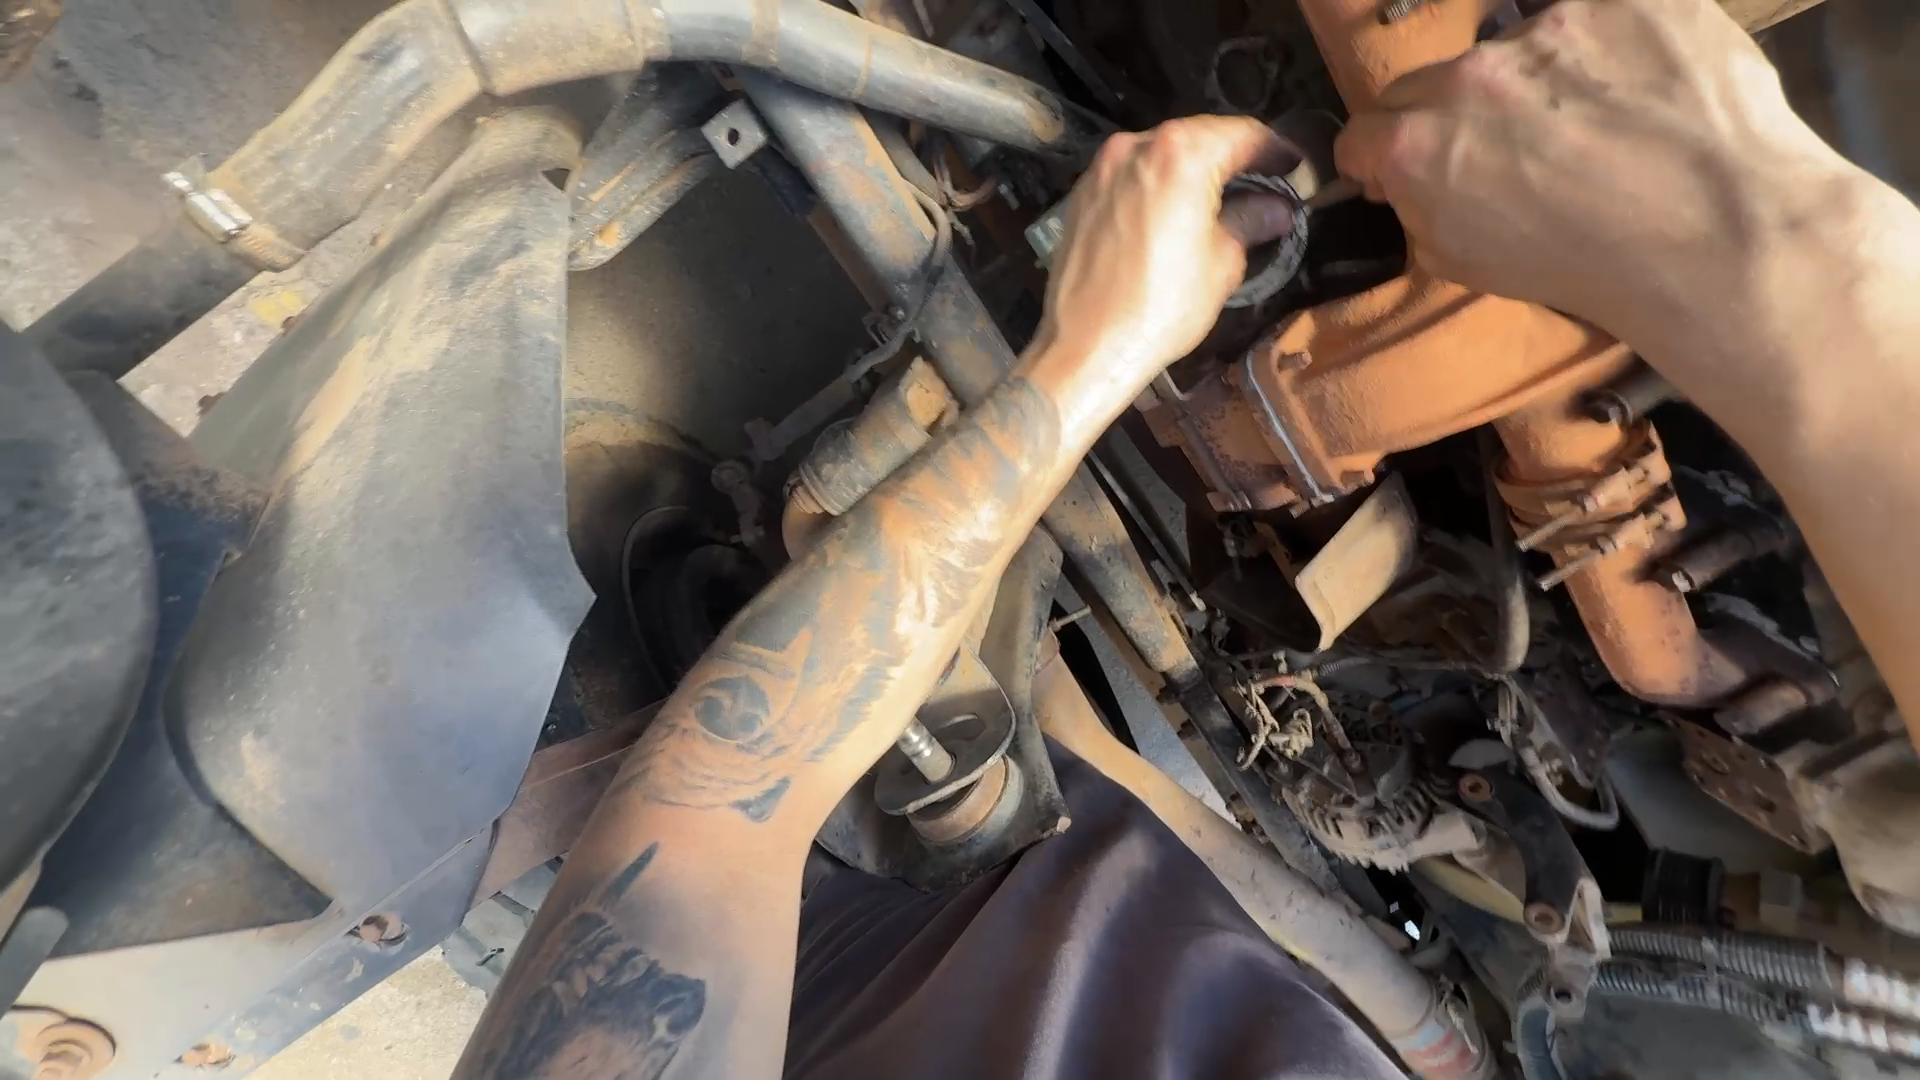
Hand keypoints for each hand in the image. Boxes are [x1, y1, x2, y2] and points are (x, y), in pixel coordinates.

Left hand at [1038, 116, 1299, 376]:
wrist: (1085, 348)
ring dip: (1188, 174)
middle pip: (1196, 139)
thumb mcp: (1221, 266)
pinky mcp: (1077, 200)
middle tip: (1258, 185)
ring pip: (1157, 158)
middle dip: (1229, 160)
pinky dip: (1152, 190)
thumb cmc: (1159, 309)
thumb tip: (1275, 210)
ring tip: (1214, 203)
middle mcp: (1134, 148)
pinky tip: (1166, 216)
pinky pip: (1127, 181)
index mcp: (1180, 154)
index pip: (1242, 135)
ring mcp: (1099, 172)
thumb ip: (1249, 223)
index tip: (1293, 166)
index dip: (1274, 150)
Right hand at [1333, 0, 1851, 337]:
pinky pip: (1588, 24)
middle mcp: (1466, 74)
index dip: (1370, 162)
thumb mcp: (1451, 258)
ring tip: (1571, 123)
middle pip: (1418, 87)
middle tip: (1479, 152)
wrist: (1704, 226)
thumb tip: (1409, 181)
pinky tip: (1625, 96)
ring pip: (1505, 54)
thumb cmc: (1565, 261)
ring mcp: (1549, 26)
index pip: (1357, 135)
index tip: (1389, 176)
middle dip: (1431, 120)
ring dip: (1516, 85)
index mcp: (1412, 144)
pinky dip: (1593, 57)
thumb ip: (1413, 205)